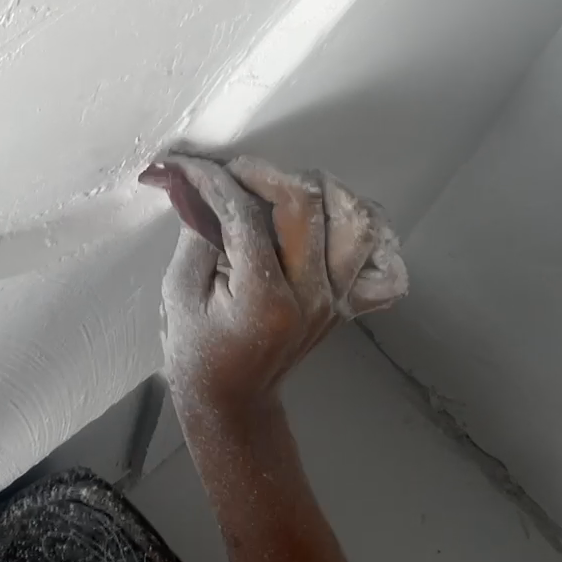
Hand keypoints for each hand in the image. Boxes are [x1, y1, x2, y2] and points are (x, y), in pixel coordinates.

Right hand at [143, 155, 403, 423]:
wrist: (233, 397)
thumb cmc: (197, 347)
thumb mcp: (179, 289)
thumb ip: (195, 232)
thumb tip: (196, 181)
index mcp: (263, 298)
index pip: (244, 214)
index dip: (212, 179)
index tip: (187, 164)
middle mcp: (311, 296)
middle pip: (307, 205)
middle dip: (263, 173)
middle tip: (232, 172)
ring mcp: (338, 300)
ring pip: (357, 223)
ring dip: (322, 192)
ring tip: (284, 189)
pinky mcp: (349, 304)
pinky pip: (383, 266)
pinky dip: (366, 238)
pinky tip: (330, 225)